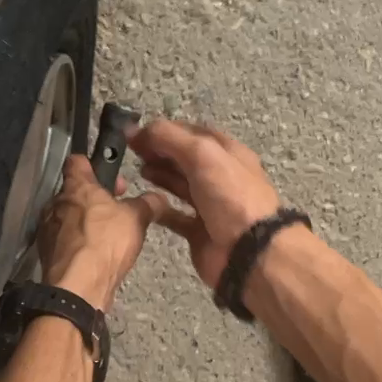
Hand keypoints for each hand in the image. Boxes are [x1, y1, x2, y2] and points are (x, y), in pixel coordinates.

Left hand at [38, 155, 171, 309]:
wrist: (78, 287)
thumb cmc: (105, 242)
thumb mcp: (136, 219)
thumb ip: (148, 204)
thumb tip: (158, 197)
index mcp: (76, 187)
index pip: (76, 161)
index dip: (92, 164)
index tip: (108, 174)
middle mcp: (56, 203)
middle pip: (75, 191)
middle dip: (95, 197)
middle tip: (117, 208)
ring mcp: (48, 229)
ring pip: (68, 217)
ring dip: (85, 221)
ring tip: (108, 235)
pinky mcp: (47, 253)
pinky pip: (64, 240)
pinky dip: (78, 243)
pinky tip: (95, 254)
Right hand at [127, 120, 282, 288]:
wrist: (248, 252)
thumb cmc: (230, 196)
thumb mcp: (202, 154)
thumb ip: (169, 138)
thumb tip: (136, 130)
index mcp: (227, 152)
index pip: (193, 132)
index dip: (165, 130)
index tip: (138, 133)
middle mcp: (219, 176)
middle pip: (184, 157)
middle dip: (160, 151)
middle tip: (133, 151)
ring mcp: (210, 204)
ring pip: (179, 183)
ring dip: (159, 174)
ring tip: (138, 171)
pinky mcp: (198, 230)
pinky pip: (174, 215)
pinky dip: (159, 207)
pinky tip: (144, 202)